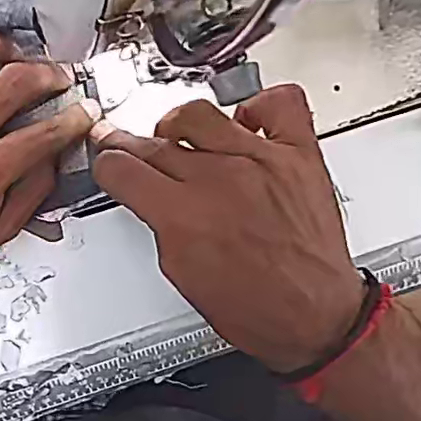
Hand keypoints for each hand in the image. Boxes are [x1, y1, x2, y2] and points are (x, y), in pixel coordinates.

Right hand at [90, 84, 362, 373]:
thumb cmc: (255, 307)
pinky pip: (279, 103)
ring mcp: (261, 161)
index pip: (121, 168)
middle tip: (128, 146)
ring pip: (199, 113)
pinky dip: (258, 106)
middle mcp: (219, 179)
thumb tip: (149, 198)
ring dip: (178, 123)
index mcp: (182, 215)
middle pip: (154, 142)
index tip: (108, 162)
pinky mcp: (299, 155)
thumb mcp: (181, 273)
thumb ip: (160, 224)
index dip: (106, 164)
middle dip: (130, 145)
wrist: (315, 317)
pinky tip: (245, 123)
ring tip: (179, 134)